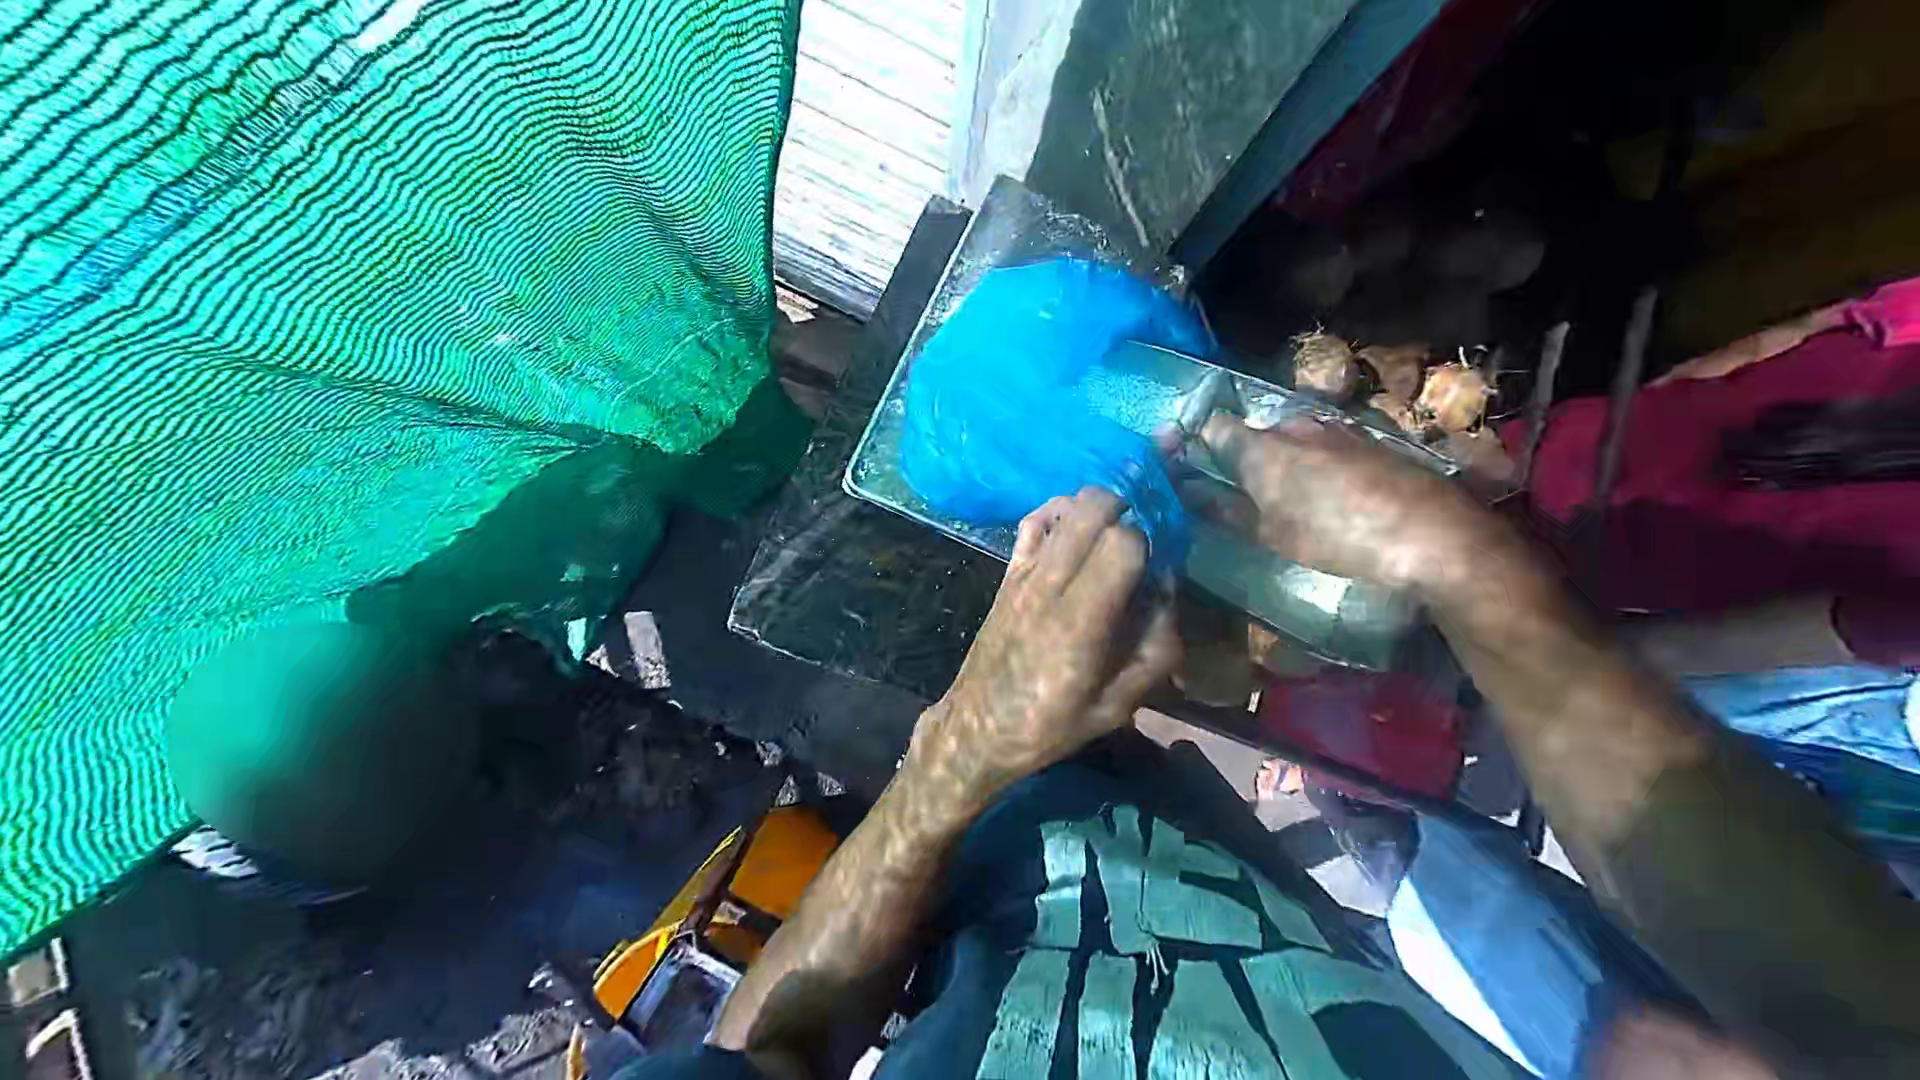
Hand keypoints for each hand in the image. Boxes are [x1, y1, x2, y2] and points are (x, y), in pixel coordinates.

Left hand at [909, 489, 1180, 808]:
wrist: (978, 726)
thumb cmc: (1050, 724)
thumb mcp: (1117, 706)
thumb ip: (1156, 648)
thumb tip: (1167, 592)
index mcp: (1080, 623)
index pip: (1122, 543)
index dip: (1150, 544)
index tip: (1155, 568)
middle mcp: (1049, 586)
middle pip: (1093, 508)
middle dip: (1128, 512)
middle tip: (1141, 540)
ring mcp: (1024, 574)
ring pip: (1064, 507)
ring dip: (1097, 508)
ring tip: (1112, 534)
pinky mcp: (1008, 572)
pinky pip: (1032, 521)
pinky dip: (1059, 513)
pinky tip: (1074, 531)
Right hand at [1199, 413, 1510, 596]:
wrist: (1432, 534)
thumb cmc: (1336, 536)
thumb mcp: (1269, 532)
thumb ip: (1221, 508)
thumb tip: (1185, 491)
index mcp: (1260, 446)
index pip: (1211, 426)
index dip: (1190, 439)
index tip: (1177, 460)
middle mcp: (1293, 425)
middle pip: (1249, 433)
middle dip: (1234, 458)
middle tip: (1231, 495)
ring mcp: (1332, 429)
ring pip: (1286, 440)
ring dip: (1274, 462)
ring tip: (1278, 500)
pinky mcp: (1364, 440)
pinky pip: (1318, 446)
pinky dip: (1306, 464)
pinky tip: (1320, 495)